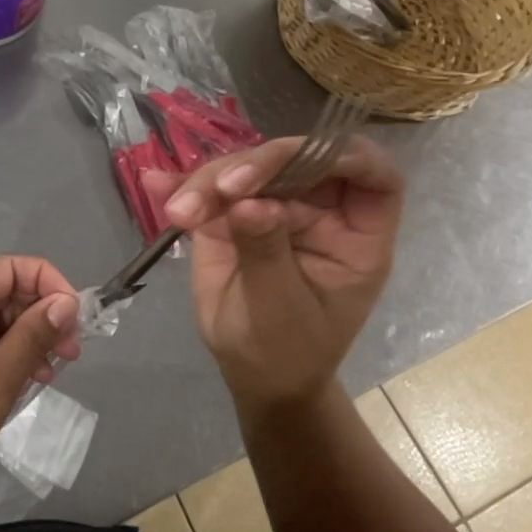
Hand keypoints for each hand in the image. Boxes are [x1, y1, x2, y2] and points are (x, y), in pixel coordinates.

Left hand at [0, 256, 82, 491]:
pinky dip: (11, 352)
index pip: (10, 268)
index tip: (75, 318)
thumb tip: (66, 302)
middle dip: (43, 314)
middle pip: (6, 290)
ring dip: (31, 336)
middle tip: (71, 353)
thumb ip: (31, 336)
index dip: (48, 282)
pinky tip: (29, 379)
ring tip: (53, 372)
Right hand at [143, 136, 402, 404]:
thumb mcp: (281, 308)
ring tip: (179, 212)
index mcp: (355, 234)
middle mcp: (318, 209)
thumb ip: (266, 252)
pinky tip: (157, 184)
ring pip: (246, 168)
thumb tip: (250, 203)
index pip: (374, 177)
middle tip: (222, 190)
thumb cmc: (287, 351)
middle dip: (258, 166)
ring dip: (209, 180)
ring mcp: (273, 206)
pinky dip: (183, 185)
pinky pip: (210, 187)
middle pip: (297, 161)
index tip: (307, 157)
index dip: (347, 157)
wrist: (253, 374)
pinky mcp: (232, 211)